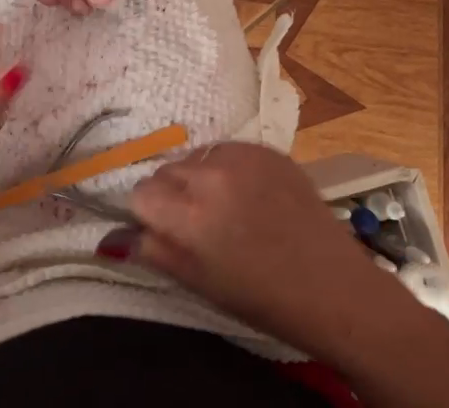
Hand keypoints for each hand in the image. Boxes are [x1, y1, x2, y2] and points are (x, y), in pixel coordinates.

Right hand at [100, 142, 402, 356]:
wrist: (338, 291)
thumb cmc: (264, 299)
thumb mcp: (199, 282)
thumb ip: (152, 251)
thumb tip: (110, 237)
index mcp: (190, 218)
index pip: (139, 193)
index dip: (149, 214)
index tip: (168, 231)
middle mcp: (210, 178)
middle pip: (164, 172)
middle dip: (172, 195)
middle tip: (199, 224)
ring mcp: (241, 159)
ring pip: (192, 158)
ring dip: (198, 178)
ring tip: (226, 208)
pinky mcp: (266, 150)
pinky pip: (225, 150)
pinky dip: (226, 168)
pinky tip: (248, 196)